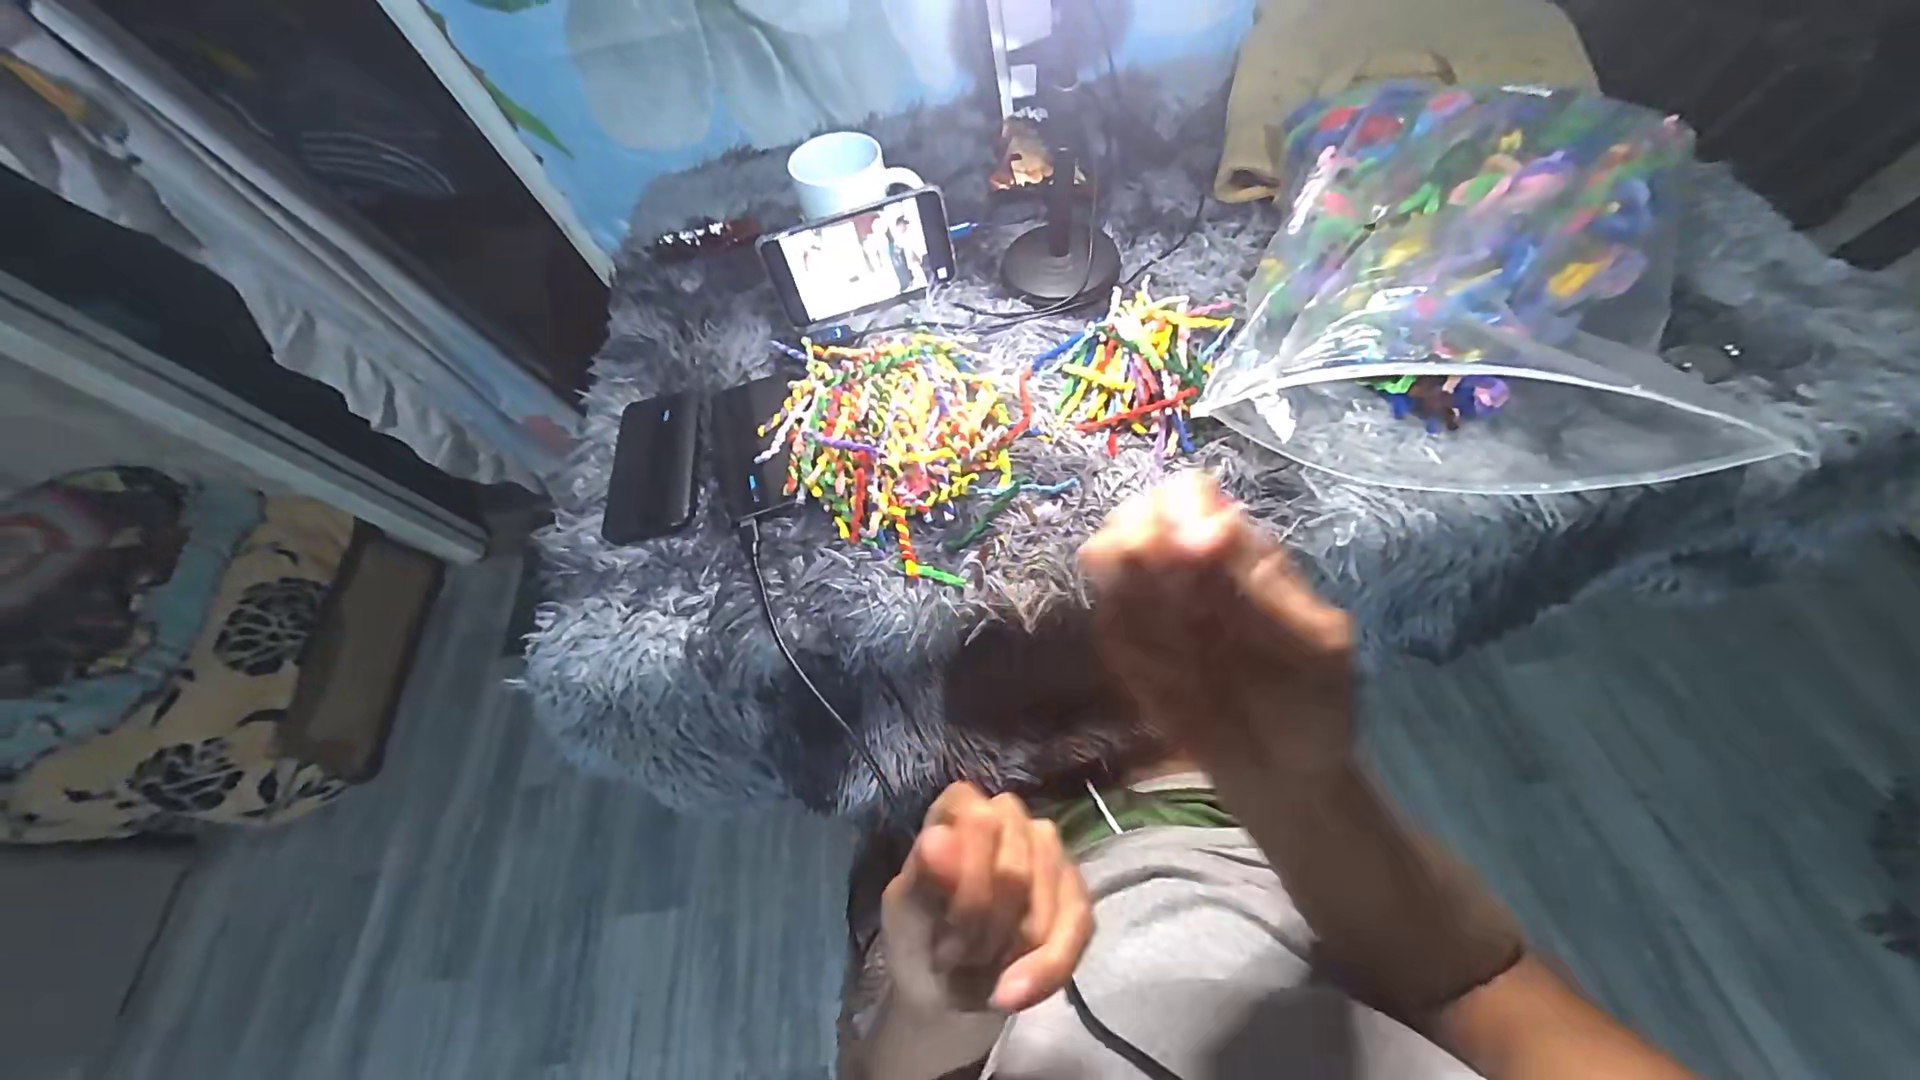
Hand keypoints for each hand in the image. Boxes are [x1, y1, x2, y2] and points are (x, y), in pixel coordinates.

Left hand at [880, 782, 1092, 1014]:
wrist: (943, 986)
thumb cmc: (919, 935)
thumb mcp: (906, 913)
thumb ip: (923, 876)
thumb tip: (937, 839)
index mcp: (961, 804)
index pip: (978, 823)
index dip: (965, 887)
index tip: (940, 933)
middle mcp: (1008, 813)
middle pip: (1013, 870)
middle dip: (983, 930)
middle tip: (953, 959)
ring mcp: (1046, 847)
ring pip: (1044, 903)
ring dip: (1009, 954)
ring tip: (977, 971)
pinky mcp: (1074, 889)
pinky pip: (1077, 926)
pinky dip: (1046, 969)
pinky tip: (1013, 992)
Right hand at [1077, 471, 1356, 777]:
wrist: (1279, 773)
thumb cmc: (1311, 704)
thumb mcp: (1315, 642)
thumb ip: (1266, 585)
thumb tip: (1213, 529)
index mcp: (1238, 552)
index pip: (1190, 494)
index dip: (1184, 509)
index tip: (1202, 551)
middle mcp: (1186, 566)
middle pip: (1136, 513)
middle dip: (1138, 532)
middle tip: (1166, 580)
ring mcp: (1151, 602)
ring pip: (1104, 553)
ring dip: (1121, 574)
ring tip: (1158, 618)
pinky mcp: (1127, 642)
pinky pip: (1105, 611)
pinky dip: (1120, 621)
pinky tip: (1153, 655)